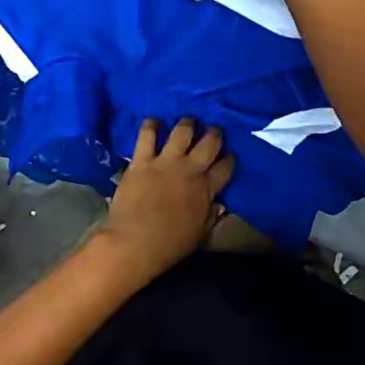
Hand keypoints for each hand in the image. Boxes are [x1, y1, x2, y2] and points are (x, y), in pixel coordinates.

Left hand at [95, 118, 235, 279]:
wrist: (135, 242)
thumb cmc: (170, 244)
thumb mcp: (198, 234)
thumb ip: (209, 216)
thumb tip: (218, 203)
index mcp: (206, 190)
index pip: (225, 167)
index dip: (229, 159)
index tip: (228, 155)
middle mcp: (189, 170)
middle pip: (208, 144)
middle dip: (214, 134)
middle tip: (214, 130)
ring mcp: (165, 163)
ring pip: (182, 132)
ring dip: (187, 124)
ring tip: (188, 120)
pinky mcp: (141, 161)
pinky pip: (147, 136)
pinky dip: (150, 125)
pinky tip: (153, 120)